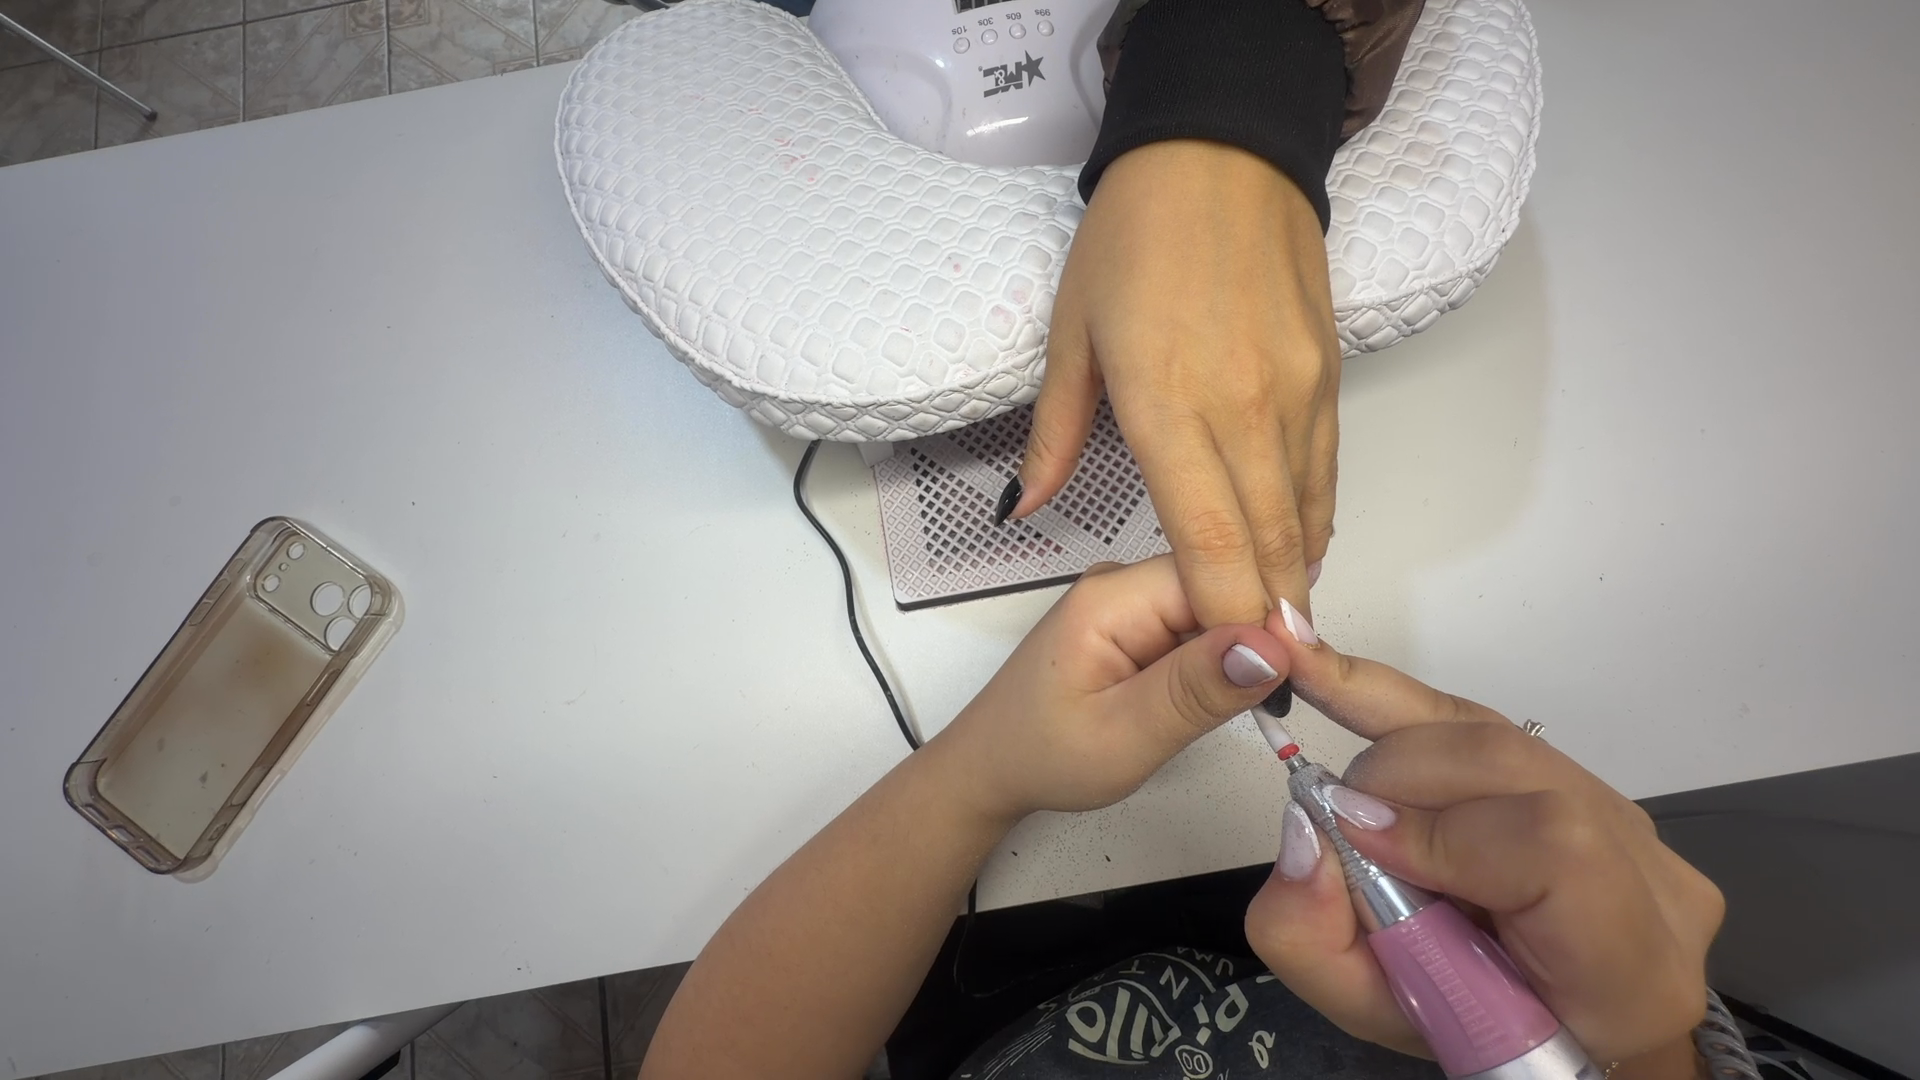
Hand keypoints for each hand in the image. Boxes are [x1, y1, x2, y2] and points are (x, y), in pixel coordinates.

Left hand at [928, 555, 1291, 822]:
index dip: (1267, 615)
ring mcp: (1129, 600)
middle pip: (1219, 581)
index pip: (1213, 572)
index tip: (1304, 670)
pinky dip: (1222, 656)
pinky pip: (1197, 623)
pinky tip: (1231, 687)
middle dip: (1262, 633)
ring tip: (1260, 695)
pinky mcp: (1136, 621)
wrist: (995, 763)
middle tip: (1288, 692)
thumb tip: (1271, 644)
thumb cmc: (1043, 755)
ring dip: (1246, 647)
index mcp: (1111, 597)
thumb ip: (1194, 691)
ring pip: (1215, 604)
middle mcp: (1121, 583)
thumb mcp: (1123, 737)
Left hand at [1006, 140, 1341, 626]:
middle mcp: (1246, 414)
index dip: (1224, 618)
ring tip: (1277, 631)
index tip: (1230, 670)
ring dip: (1294, 579)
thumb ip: (1054, 438)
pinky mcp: (1329, 378)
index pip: (1207, 545)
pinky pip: (1327, 473)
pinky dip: (1315, 523)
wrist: (1221, 153)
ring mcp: (1299, 396)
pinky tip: (1301, 554)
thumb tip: (1025, 509)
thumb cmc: (1128, 245)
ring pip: (1307, 517)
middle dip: (1267, 619)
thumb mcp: (1069, 338)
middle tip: (1261, 677)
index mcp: (1168, 411)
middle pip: (1268, 547)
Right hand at [1243, 617, 1724, 1075]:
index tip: (1352, 838)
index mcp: (1622, 964)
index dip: (1441, 832)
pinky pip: (1473, 719)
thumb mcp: (1364, 1009)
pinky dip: (1387, 701)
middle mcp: (1646, 873)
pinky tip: (1325, 675)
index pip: (1554, 849)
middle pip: (1507, 763)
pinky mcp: (1571, 771)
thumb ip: (1308, 937)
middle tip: (1337, 817)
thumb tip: (1302, 827)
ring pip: (1484, 729)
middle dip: (1392, 776)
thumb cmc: (1466, 1026)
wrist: (1542, 1015)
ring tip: (1352, 794)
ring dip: (1390, 747)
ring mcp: (1618, 812)